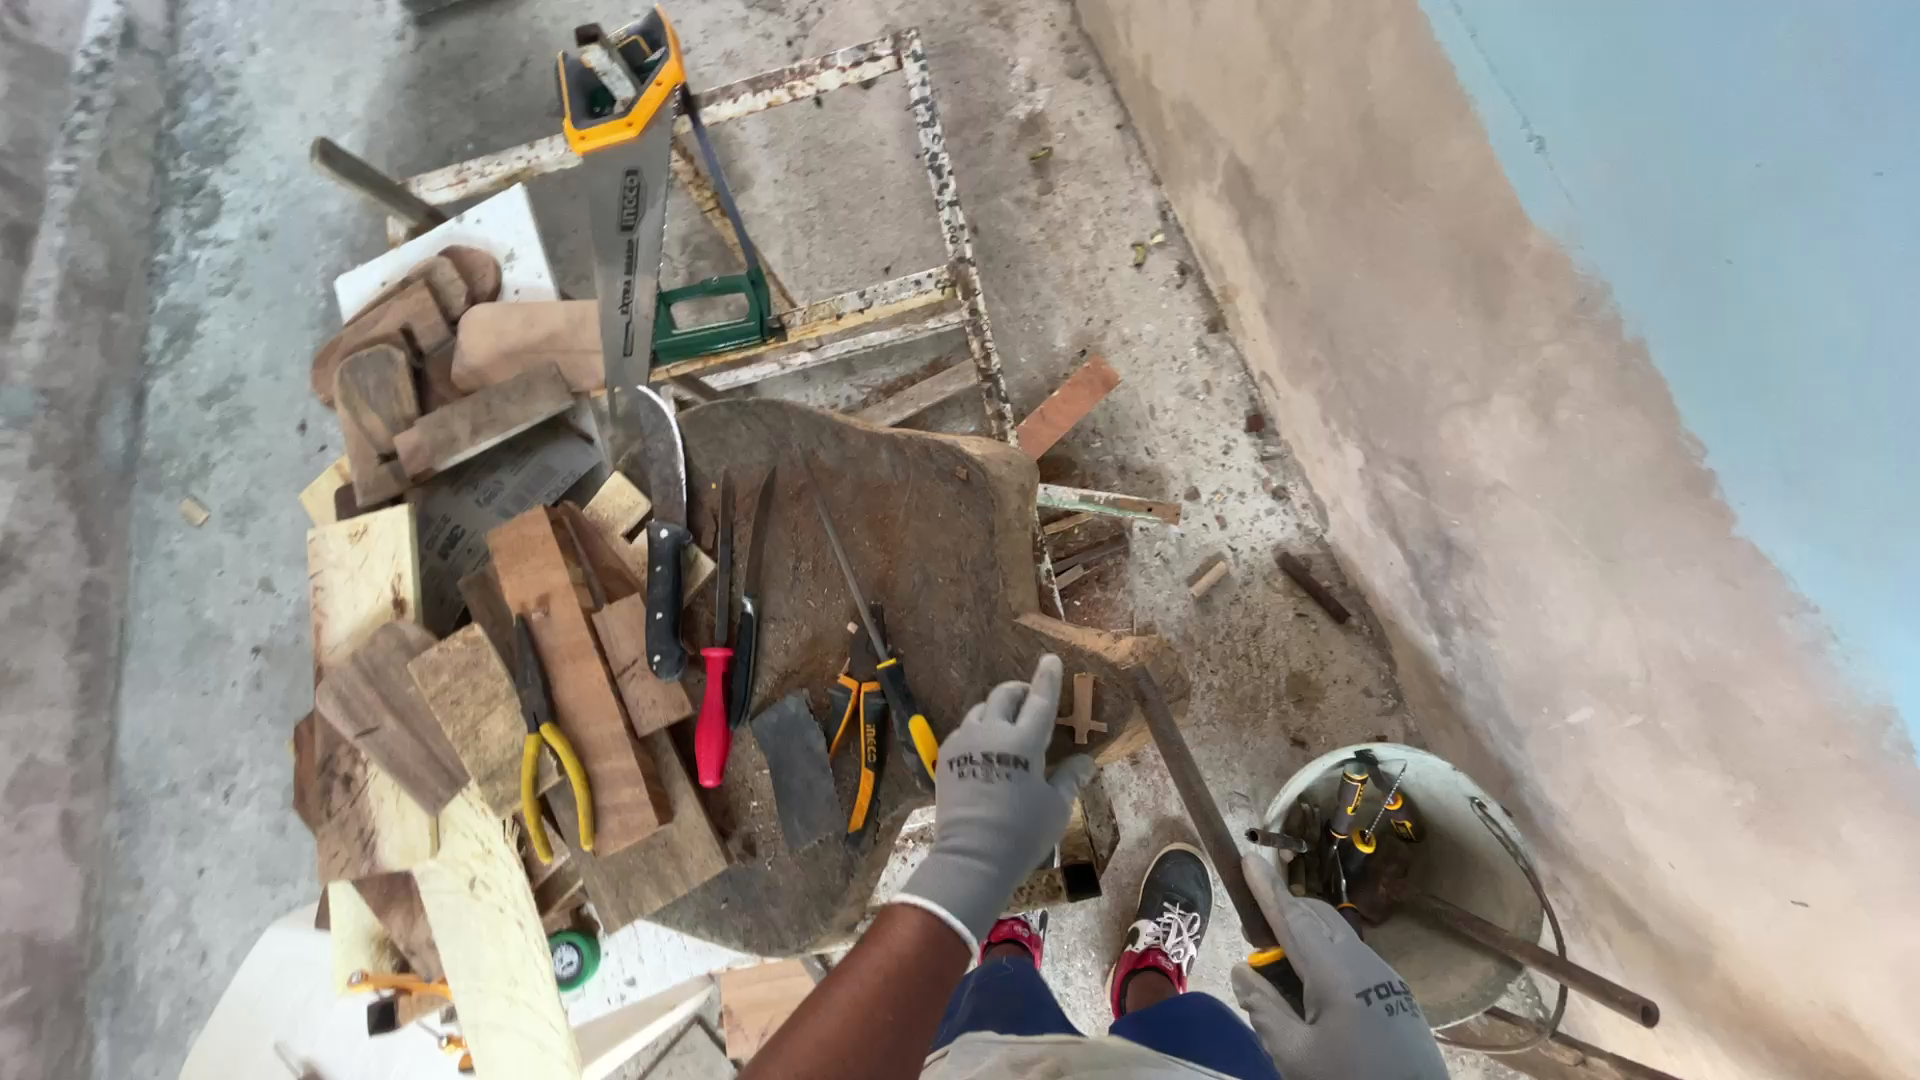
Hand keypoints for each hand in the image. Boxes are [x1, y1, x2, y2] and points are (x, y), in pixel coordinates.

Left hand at [893, 654, 1096, 948]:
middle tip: (1030, 698)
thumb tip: (1086, 760)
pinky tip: (984, 746)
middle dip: (1019, 690)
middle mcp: (992, 732)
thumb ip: (1070, 778)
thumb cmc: (1022, 833)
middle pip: (1004, 695)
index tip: (1051, 659)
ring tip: (1007, 724)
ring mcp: (965, 741)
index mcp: (1024, 742)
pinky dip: (978, 728)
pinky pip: (964, 729)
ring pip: (980, 709)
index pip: (1040, 699)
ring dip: (997, 709)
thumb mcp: (1056, 807)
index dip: (1047, 677)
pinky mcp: (947, 756)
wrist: (972, 857)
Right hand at [1229, 854, 1446, 1079]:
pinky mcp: (1397, 997)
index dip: (1266, 888)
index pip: (1292, 918)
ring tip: (1281, 975)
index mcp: (1336, 975)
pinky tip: (1313, 995)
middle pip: (1316, 918)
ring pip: (1335, 936)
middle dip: (1282, 913)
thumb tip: (1242, 972)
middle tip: (1254, 939)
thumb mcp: (1295, 1057)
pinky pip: (1352, 958)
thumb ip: (1264, 1008)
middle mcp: (1364, 965)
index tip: (1248, 857)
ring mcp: (1385, 979)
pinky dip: (1324, 957)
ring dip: (1303, 938)